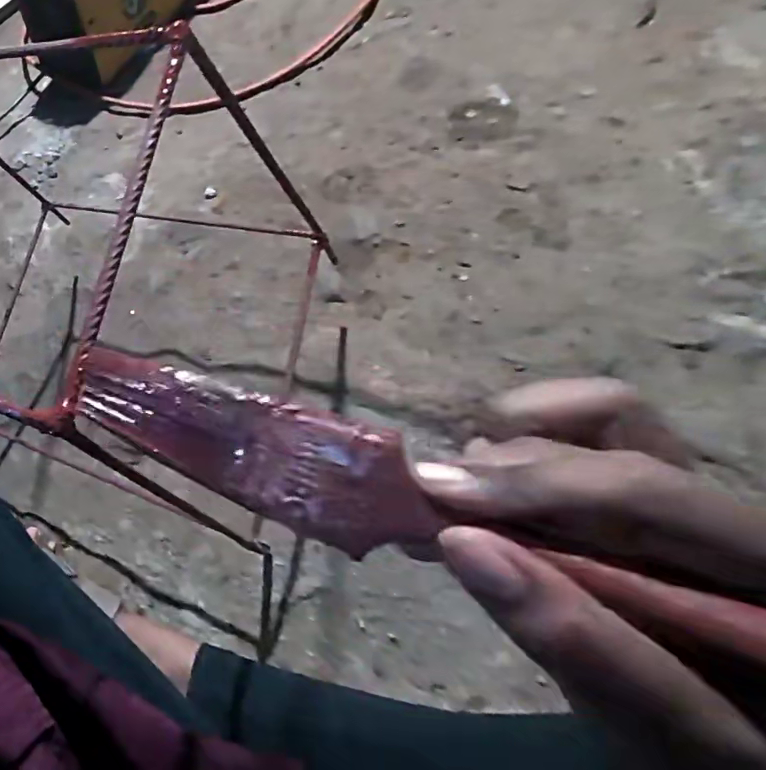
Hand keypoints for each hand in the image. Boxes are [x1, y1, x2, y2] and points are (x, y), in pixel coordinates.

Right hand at [415, 379, 765, 767]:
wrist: (720, 740)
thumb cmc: (711, 756)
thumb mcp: (677, 737)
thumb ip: (591, 651)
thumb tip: (455, 541)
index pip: (647, 491)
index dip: (534, 483)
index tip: (432, 492)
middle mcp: (732, 515)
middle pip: (597, 450)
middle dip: (497, 475)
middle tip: (423, 508)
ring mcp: (687, 493)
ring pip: (588, 418)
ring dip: (500, 451)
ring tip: (450, 503)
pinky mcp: (635, 488)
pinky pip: (581, 425)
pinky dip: (514, 437)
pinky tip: (478, 487)